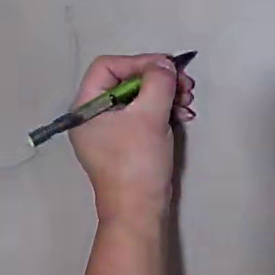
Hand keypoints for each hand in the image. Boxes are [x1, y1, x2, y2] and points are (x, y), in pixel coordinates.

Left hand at [69, 54, 195, 222]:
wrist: (139, 212)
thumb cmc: (136, 163)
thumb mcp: (150, 115)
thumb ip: (158, 82)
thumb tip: (165, 65)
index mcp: (86, 107)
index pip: (108, 66)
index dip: (138, 62)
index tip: (166, 68)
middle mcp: (95, 115)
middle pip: (127, 80)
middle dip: (159, 79)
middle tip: (185, 85)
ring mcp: (112, 130)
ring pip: (140, 97)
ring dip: (167, 93)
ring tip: (188, 101)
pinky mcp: (128, 142)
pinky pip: (145, 115)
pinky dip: (165, 110)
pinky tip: (185, 115)